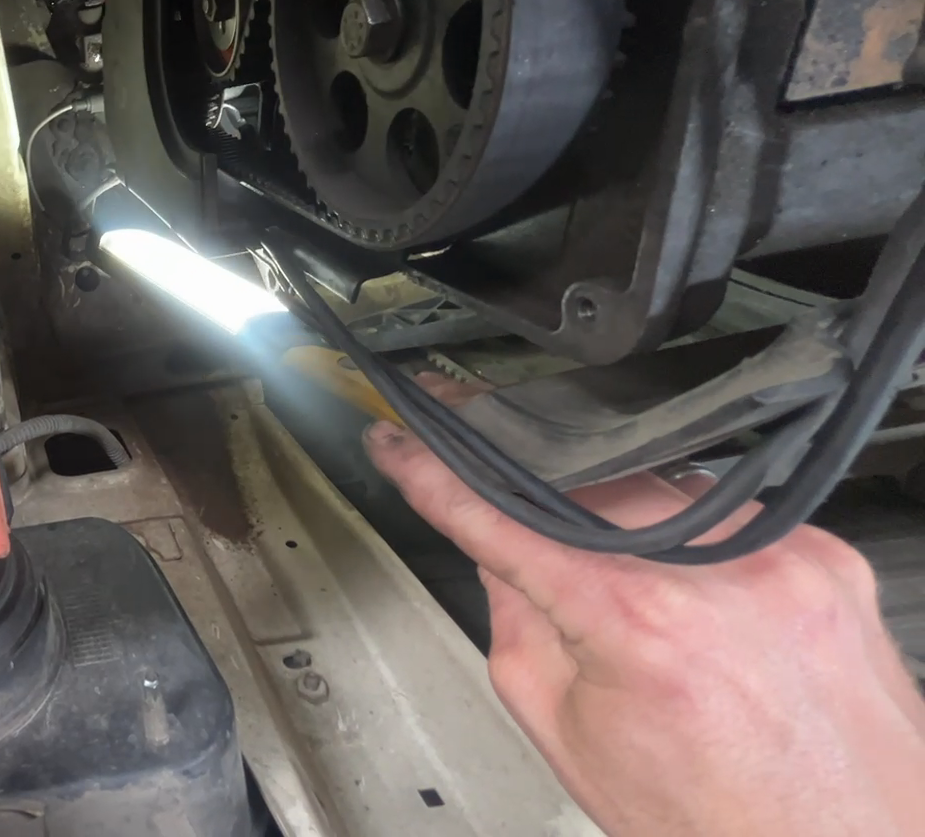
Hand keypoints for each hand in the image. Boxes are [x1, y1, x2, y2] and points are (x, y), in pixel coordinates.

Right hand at [364, 384, 924, 836]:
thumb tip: (495, 539)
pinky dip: (651, 510)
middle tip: (451, 420)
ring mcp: (784, 559)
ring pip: (636, 479)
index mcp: (638, 621)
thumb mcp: (554, 712)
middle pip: (568, 478)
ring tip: (534, 485)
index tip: (392, 440)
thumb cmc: (701, 817)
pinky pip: (703, 506)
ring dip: (577, 482)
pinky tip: (627, 533)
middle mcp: (720, 574)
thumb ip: (511, 608)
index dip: (427, 471)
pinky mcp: (825, 561)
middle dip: (498, 455)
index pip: (494, 516)